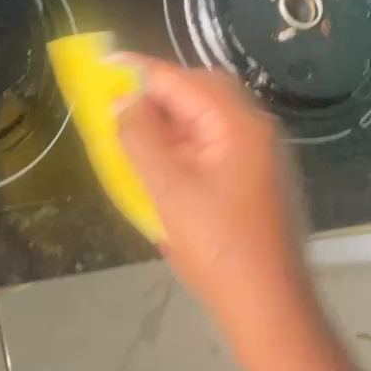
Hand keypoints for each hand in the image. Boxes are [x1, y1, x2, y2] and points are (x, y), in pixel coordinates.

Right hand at [112, 54, 310, 326]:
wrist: (268, 305)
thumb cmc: (217, 246)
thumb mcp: (167, 189)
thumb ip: (140, 138)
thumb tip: (122, 101)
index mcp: (237, 125)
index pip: (182, 80)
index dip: (139, 71)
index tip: (102, 64)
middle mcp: (254, 130)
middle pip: (201, 90)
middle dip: (157, 90)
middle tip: (116, 99)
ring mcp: (257, 155)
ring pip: (207, 117)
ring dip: (168, 117)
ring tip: (130, 130)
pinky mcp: (253, 178)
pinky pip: (213, 142)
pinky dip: (182, 140)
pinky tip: (158, 162)